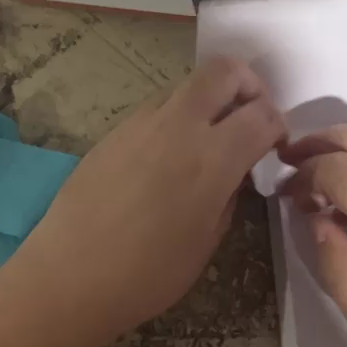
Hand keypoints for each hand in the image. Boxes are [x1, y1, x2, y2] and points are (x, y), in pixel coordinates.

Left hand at [12, 57, 285, 339]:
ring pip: (187, 86)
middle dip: (247, 85)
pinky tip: (168, 156)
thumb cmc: (147, 274)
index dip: (277, 125)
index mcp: (212, 157)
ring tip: (207, 140)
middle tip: (249, 117)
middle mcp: (178, 125)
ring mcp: (141, 123)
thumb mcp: (206, 243)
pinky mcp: (114, 131)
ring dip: (208, 100)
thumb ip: (229, 196)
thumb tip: (234, 171)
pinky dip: (175, 117)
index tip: (274, 146)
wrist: (69, 274)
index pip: (262, 114)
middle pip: (223, 71)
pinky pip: (156, 108)